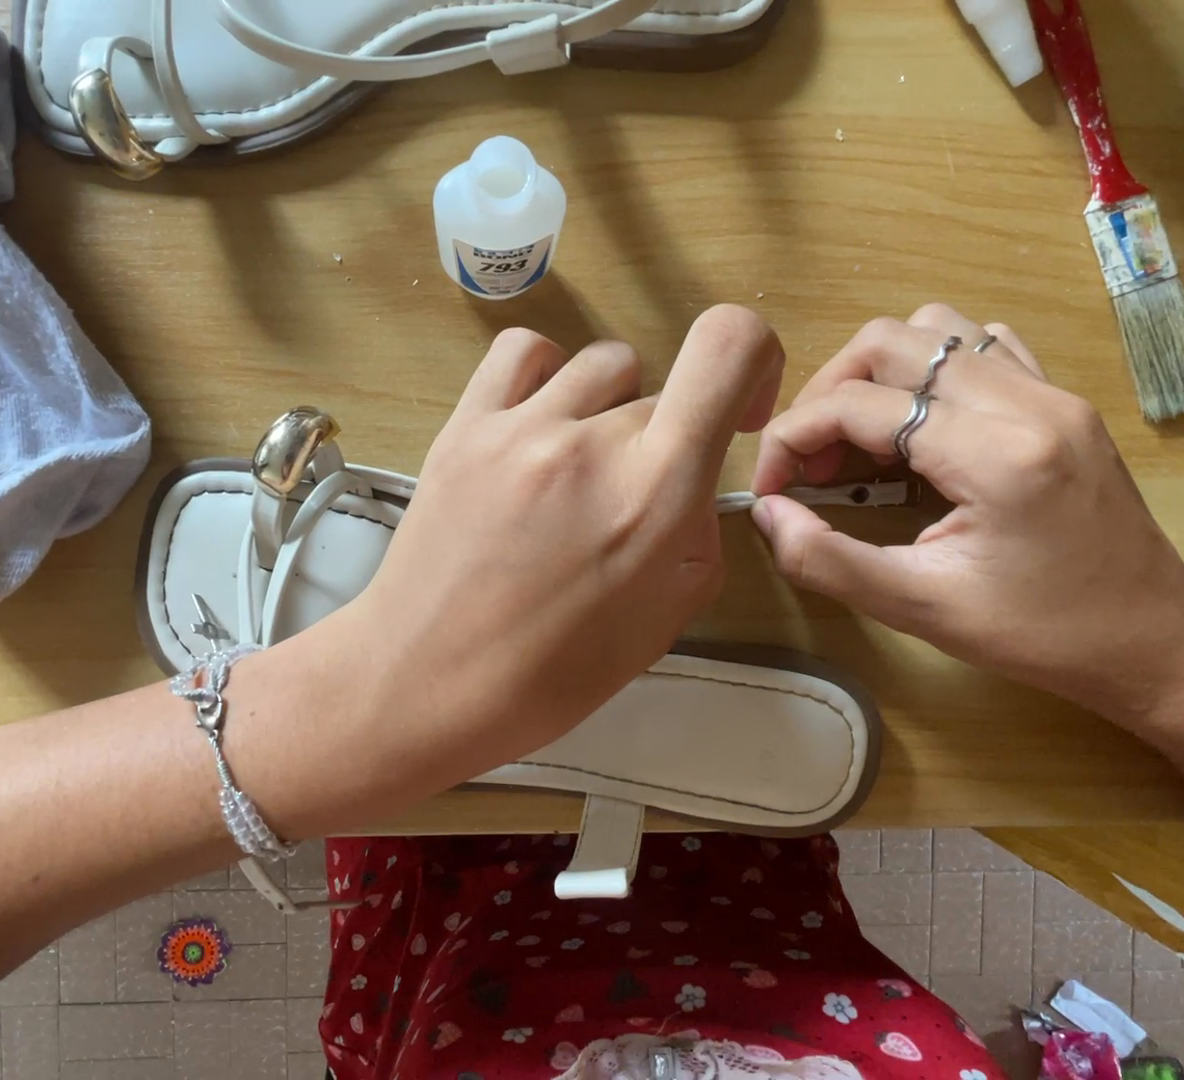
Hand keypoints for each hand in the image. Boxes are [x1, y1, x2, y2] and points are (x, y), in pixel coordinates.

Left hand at [352, 305, 783, 770]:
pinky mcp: (464, 425)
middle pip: (663, 391)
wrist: (427, 680)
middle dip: (665, 441)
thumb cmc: (551, 674)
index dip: (755, 360)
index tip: (738, 416)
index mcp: (654, 493)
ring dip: (612, 410)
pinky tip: (540, 422)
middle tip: (626, 502)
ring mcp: (518, 425)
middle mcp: (589, 441)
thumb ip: (696, 534)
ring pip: (603, 366)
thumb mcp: (664, 619)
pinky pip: (525, 353)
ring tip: (579, 467)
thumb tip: (690, 484)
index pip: (729, 346)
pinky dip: (548, 375)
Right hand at [749, 303, 1183, 723]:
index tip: (770, 488)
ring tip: (860, 439)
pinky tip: (918, 426)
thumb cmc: (1040, 636)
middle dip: (826, 394)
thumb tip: (765, 514)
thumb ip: (826, 560)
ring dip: (875, 374)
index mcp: (996, 454)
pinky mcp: (1061, 400)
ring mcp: (1051, 392)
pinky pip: (980, 345)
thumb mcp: (919, 609)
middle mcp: (1028, 400)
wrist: (1155, 643)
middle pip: (889, 342)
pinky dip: (927, 370)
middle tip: (812, 461)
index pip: (857, 405)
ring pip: (935, 328)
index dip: (791, 437)